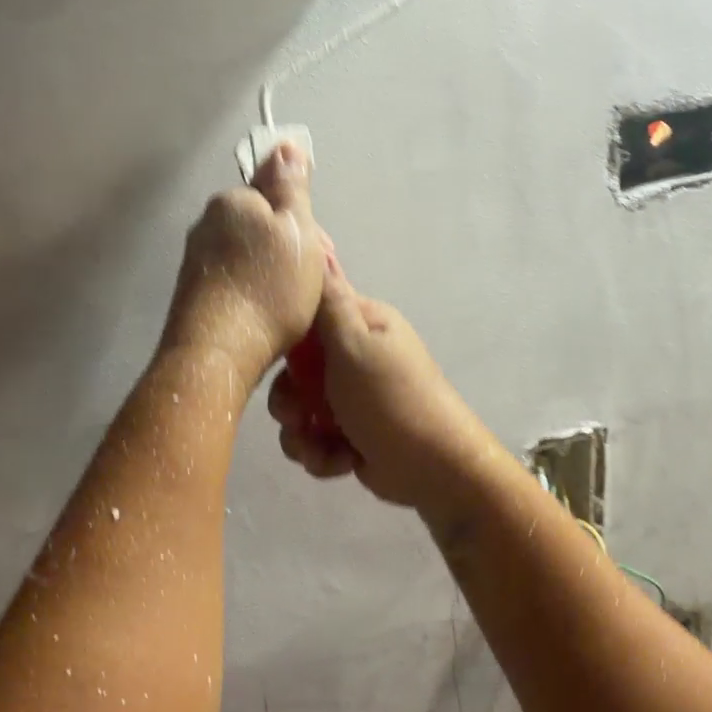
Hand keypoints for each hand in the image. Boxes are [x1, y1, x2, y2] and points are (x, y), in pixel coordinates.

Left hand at [162, 144, 327, 385]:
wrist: (219, 352)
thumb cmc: (269, 289)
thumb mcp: (297, 231)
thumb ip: (292, 187)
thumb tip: (286, 145)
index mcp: (232, 200)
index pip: (274, 195)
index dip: (303, 224)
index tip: (321, 253)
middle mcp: (207, 223)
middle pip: (260, 227)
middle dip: (288, 249)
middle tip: (313, 285)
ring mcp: (196, 261)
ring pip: (248, 257)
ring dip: (272, 274)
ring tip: (293, 306)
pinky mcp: (193, 295)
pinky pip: (235, 283)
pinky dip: (254, 294)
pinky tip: (267, 317)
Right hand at [267, 268, 497, 513]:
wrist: (433, 469)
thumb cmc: (391, 399)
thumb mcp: (354, 344)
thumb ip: (328, 300)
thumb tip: (317, 241)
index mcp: (361, 325)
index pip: (307, 317)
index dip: (287, 340)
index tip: (278, 359)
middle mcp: (354, 358)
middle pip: (294, 372)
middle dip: (289, 401)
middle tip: (299, 416)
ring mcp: (351, 400)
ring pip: (299, 412)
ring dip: (303, 435)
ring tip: (321, 447)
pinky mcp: (349, 436)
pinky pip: (315, 441)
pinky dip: (322, 455)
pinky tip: (342, 462)